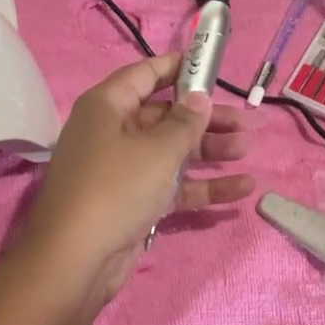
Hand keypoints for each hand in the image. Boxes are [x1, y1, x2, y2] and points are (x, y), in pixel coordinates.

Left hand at [19, 53, 254, 304]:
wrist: (76, 259)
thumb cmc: (116, 188)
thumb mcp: (157, 150)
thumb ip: (185, 122)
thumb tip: (199, 97)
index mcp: (107, 107)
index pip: (145, 75)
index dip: (179, 68)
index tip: (213, 65)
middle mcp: (112, 133)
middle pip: (165, 116)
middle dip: (206, 118)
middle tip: (247, 122)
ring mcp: (122, 171)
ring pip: (172, 153)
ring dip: (209, 151)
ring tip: (247, 150)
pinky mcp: (133, 204)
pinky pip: (172, 187)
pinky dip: (202, 187)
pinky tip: (241, 189)